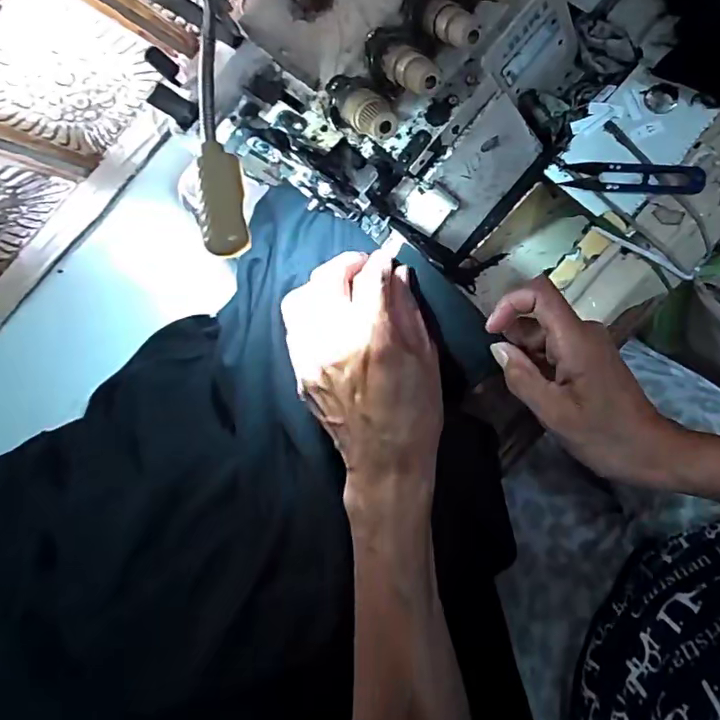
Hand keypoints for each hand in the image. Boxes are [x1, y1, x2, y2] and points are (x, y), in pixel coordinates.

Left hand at [282, 249, 443, 499]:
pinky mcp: (299, 370)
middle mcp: (336, 342)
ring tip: (342, 285)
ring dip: (323, 281)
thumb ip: (408, 310)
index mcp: (374, 339)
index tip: (388, 258)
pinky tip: (327, 311)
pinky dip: (309, 306)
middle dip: (349, 263)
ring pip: (302, 295)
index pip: (370, 278)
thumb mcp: (426, 356)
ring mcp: (311, 357)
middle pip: (328, 278)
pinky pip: (293, 323)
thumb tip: (397, 274)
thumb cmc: (416, 411)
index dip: (381, 261)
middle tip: (365, 266)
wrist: (384, 460)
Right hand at [485, 276, 684, 487]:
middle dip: (515, 337)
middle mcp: (584, 331)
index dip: (509, 302)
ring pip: (546, 332)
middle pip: (539, 314)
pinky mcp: (591, 357)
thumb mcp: (555, 413)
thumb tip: (498, 348)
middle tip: (510, 376)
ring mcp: (589, 343)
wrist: (652, 452)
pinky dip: (540, 362)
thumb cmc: (604, 435)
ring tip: (529, 390)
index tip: (491, 331)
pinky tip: (542, 391)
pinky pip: (557, 346)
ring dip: (527, 354)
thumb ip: (521, 377)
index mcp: (575, 337)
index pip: (539, 292)